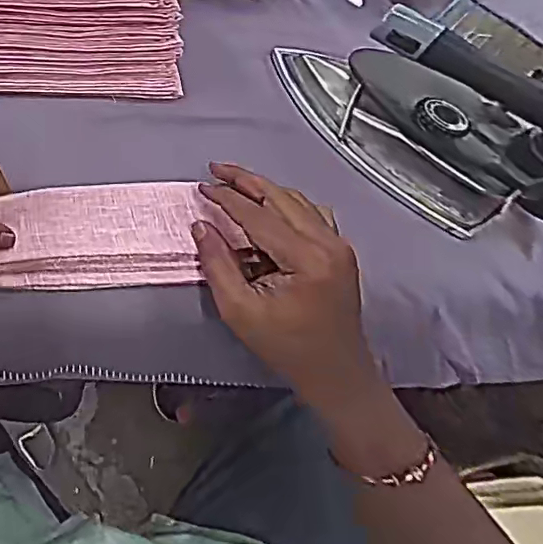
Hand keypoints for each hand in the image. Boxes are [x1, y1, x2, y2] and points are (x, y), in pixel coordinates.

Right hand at [193, 162, 379, 410]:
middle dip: (245, 180)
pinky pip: (311, 212)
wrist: (337, 374)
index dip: (227, 198)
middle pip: (280, 197)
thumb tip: (202, 225)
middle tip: (216, 169)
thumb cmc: (287, 348)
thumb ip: (218, 264)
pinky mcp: (340, 250)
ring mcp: (338, 245)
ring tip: (235, 182)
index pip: (258, 215)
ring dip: (264, 188)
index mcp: (306, 259)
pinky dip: (285, 202)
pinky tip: (268, 204)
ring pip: (296, 200)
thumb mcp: (240, 311)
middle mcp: (328, 243)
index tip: (203, 187)